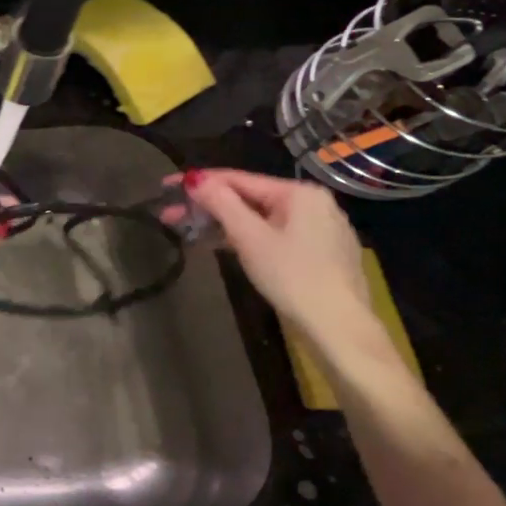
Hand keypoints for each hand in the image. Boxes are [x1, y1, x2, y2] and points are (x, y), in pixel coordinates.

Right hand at [183, 169, 396, 368]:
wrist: (339, 327)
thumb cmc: (292, 276)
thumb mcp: (249, 237)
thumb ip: (221, 203)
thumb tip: (194, 178)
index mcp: (300, 193)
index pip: (239, 179)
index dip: (198, 182)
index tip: (166, 186)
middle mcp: (315, 203)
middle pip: (250, 198)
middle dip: (208, 207)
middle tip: (170, 216)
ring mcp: (321, 229)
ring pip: (262, 218)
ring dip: (224, 224)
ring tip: (190, 231)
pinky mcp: (322, 252)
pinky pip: (276, 234)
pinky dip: (248, 237)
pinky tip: (225, 245)